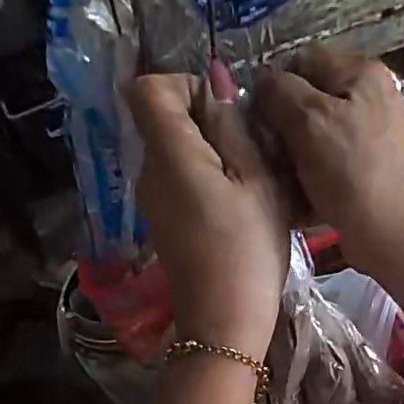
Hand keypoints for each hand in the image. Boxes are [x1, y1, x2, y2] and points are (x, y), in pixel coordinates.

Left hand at [128, 70, 290, 359]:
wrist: (223, 322)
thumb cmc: (248, 249)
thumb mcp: (256, 180)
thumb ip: (232, 125)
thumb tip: (214, 81)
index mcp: (168, 153)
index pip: (147, 88)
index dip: (185, 84)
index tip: (224, 110)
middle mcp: (147, 172)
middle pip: (163, 120)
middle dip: (206, 122)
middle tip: (251, 152)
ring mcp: (151, 201)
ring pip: (175, 152)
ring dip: (211, 153)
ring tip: (250, 182)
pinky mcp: (162, 224)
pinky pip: (178, 181)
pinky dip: (204, 180)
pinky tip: (236, 207)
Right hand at [254, 47, 403, 275]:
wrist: (398, 234)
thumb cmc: (354, 172)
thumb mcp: (311, 120)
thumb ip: (280, 93)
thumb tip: (259, 77)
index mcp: (358, 73)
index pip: (301, 60)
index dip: (271, 84)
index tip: (250, 116)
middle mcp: (364, 100)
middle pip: (304, 103)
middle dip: (277, 127)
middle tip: (258, 154)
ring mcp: (364, 140)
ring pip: (309, 141)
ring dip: (287, 160)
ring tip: (270, 181)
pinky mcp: (360, 176)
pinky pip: (321, 170)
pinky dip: (304, 183)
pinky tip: (290, 201)